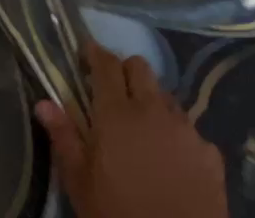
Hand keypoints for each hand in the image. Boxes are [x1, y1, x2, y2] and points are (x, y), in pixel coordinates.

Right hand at [35, 43, 228, 217]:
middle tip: (113, 92)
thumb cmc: (118, 215)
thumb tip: (43, 102)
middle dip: (125, 70)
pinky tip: (171, 162)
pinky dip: (176, 136)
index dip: (95, 53)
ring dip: (152, 103)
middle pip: (140, 67)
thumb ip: (64, 138)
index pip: (106, 64)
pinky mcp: (210, 152)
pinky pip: (190, 131)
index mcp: (117, 114)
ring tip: (143, 131)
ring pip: (166, 97)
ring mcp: (186, 129)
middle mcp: (153, 110)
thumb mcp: (81, 183)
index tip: (85, 53)